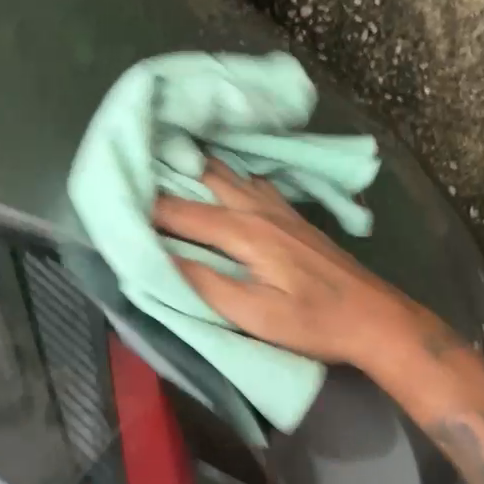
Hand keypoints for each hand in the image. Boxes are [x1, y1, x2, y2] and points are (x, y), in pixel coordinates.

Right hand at [152, 162, 438, 367]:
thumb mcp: (255, 315)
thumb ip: (204, 285)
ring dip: (196, 168)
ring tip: (164, 161)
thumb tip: (156, 259)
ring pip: (229, 175)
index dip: (143, 208)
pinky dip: (226, 175)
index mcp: (245, 232)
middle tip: (131, 165)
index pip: (180, 212)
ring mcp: (281, 209)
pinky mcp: (294, 217)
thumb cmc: (314, 323)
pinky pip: (251, 183)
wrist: (374, 317)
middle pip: (205, 178)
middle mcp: (260, 209)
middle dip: (166, 172)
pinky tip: (220, 178)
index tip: (109, 201)